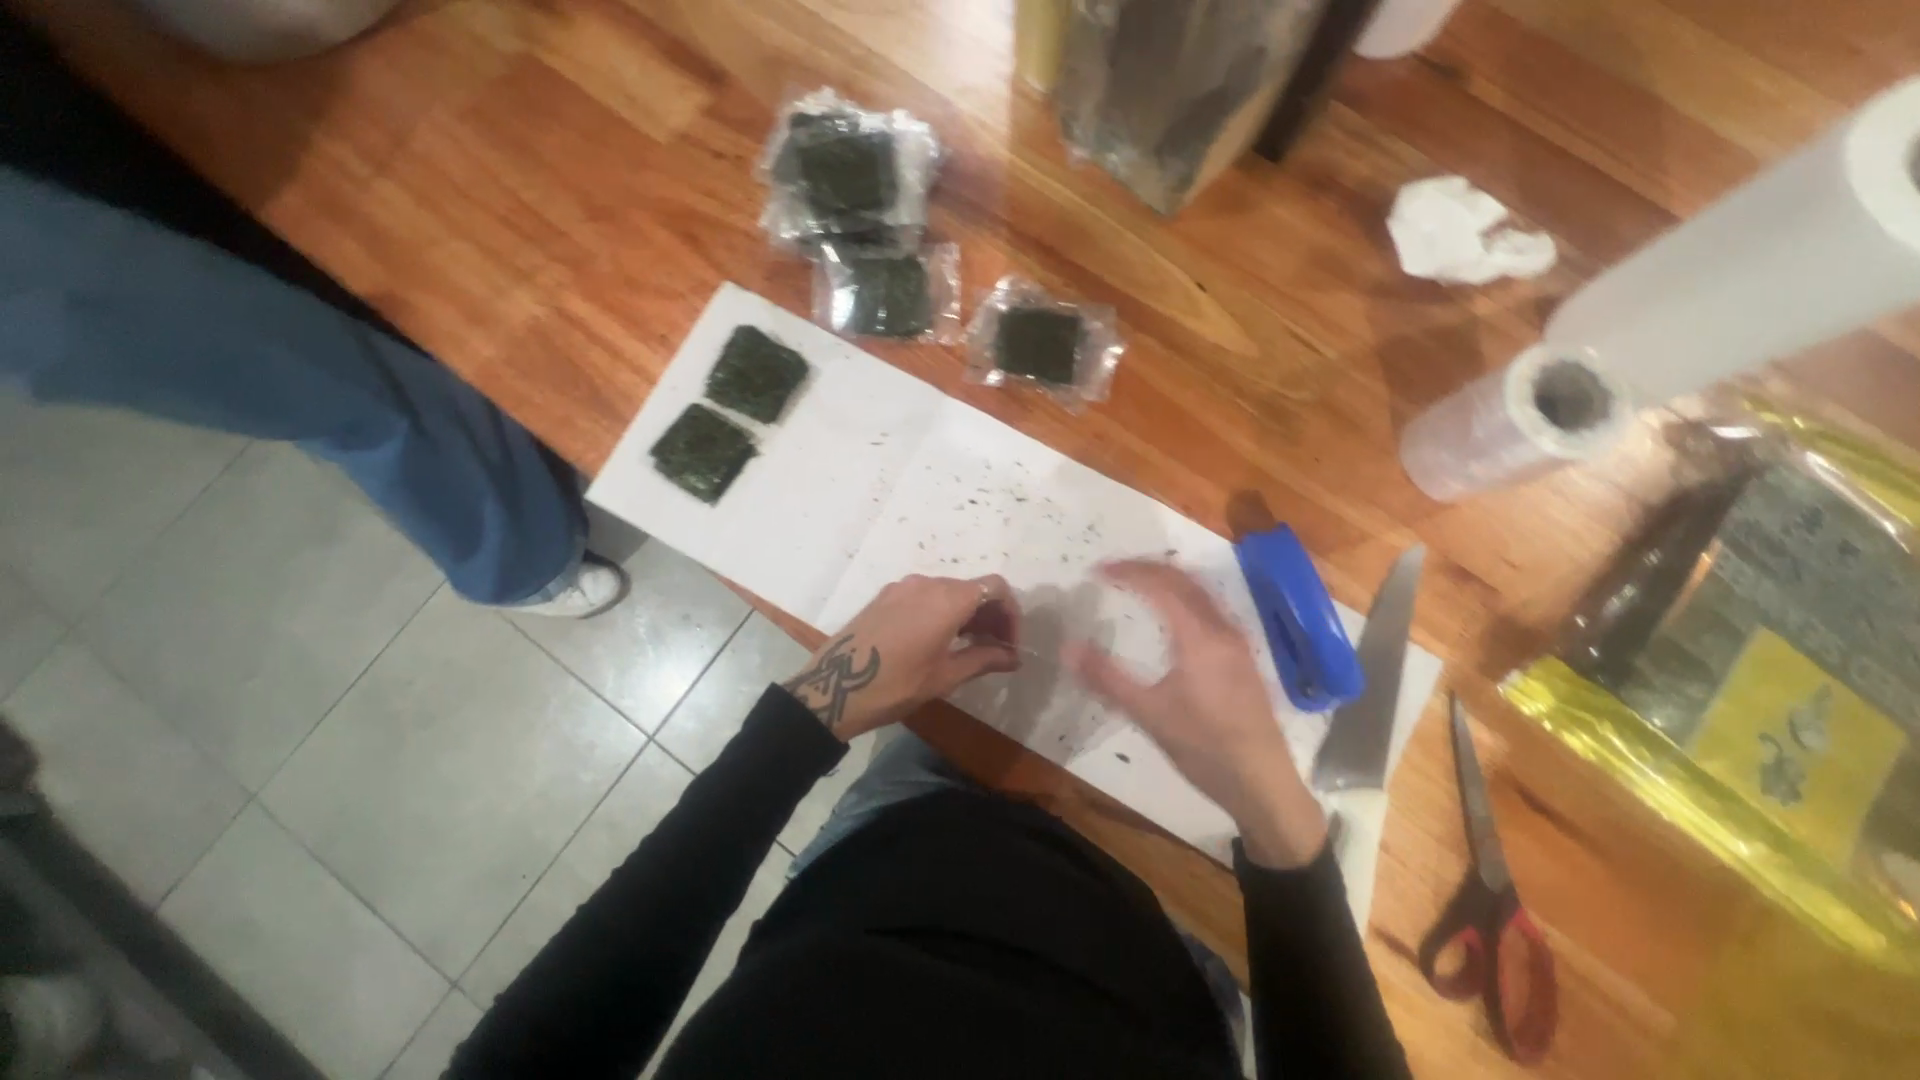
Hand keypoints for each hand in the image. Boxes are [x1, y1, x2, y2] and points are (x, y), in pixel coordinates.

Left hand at [783, 574, 1022, 740]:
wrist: (833, 687)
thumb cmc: (895, 685)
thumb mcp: (945, 677)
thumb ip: (984, 659)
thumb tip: (1013, 657)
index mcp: (947, 599)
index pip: (996, 588)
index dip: (1011, 613)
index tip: (1011, 644)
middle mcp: (926, 583)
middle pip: (972, 588)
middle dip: (990, 615)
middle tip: (996, 649)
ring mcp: (902, 587)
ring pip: (948, 592)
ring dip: (967, 614)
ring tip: (970, 648)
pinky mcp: (885, 597)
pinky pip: (925, 596)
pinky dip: (942, 612)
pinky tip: (939, 641)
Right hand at [1064, 559, 1327, 867]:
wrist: (1262, 783)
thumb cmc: (1204, 748)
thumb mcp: (1148, 714)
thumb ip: (1107, 679)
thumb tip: (1067, 648)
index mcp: (1200, 637)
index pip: (1161, 585)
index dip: (1128, 571)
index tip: (1097, 571)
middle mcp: (1223, 630)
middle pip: (1184, 580)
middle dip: (1147, 568)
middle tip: (1114, 571)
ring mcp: (1238, 643)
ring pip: (1202, 592)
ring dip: (1168, 580)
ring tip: (1138, 584)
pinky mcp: (1243, 658)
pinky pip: (1211, 609)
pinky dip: (1184, 597)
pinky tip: (1171, 618)